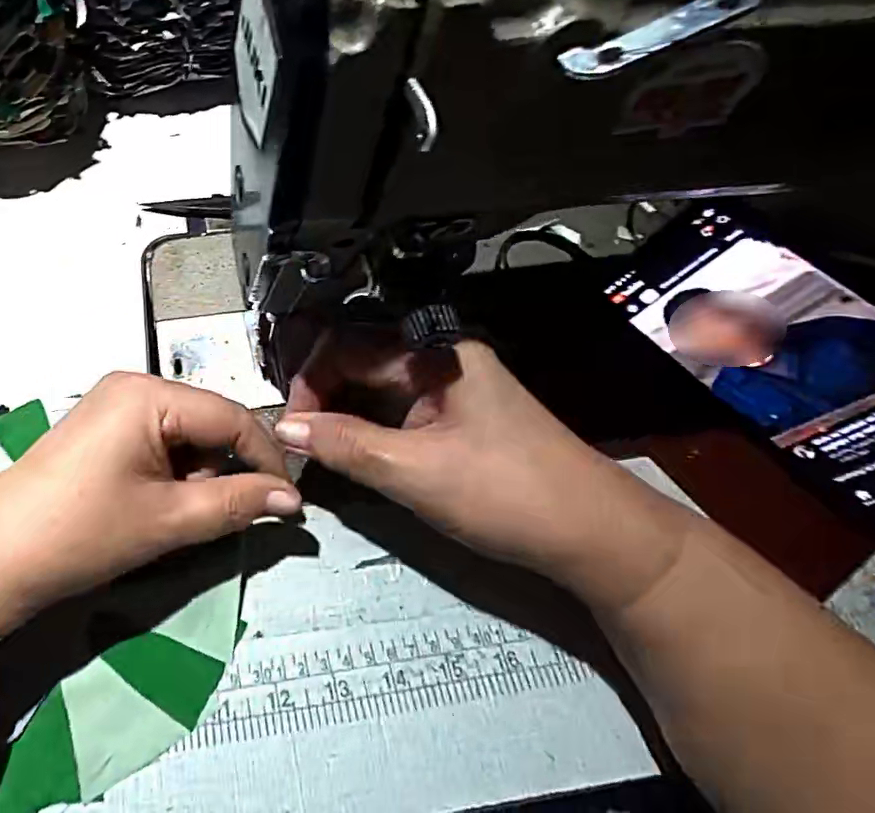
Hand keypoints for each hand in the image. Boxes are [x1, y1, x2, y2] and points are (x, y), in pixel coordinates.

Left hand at [0, 373, 299, 637]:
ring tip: (174, 513)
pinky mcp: (106, 423)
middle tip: (219, 513)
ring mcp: (117, 401)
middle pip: (210, 421)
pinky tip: (157, 501)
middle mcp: (135, 384)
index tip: (287, 498)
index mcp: (149, 394)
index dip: (265, 457)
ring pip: (189, 431)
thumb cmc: (80, 534)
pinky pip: (163, 437)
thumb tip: (292, 500)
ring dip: (199, 472)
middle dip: (225, 467)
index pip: (232, 416)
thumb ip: (237, 503)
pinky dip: (175, 469)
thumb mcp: (168, 521)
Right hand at [275, 330, 696, 612]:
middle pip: (363, 360)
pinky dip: (370, 425)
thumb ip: (346, 445)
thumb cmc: (506, 492)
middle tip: (294, 440)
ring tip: (313, 447)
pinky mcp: (456, 413)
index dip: (310, 381)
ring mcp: (451, 384)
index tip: (287, 427)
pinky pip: (400, 407)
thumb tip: (285, 428)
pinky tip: (349, 449)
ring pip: (379, 385)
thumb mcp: (416, 472)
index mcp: (436, 350)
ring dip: (343, 412)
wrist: (589, 529)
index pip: (350, 345)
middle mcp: (441, 355)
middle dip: (323, 395)